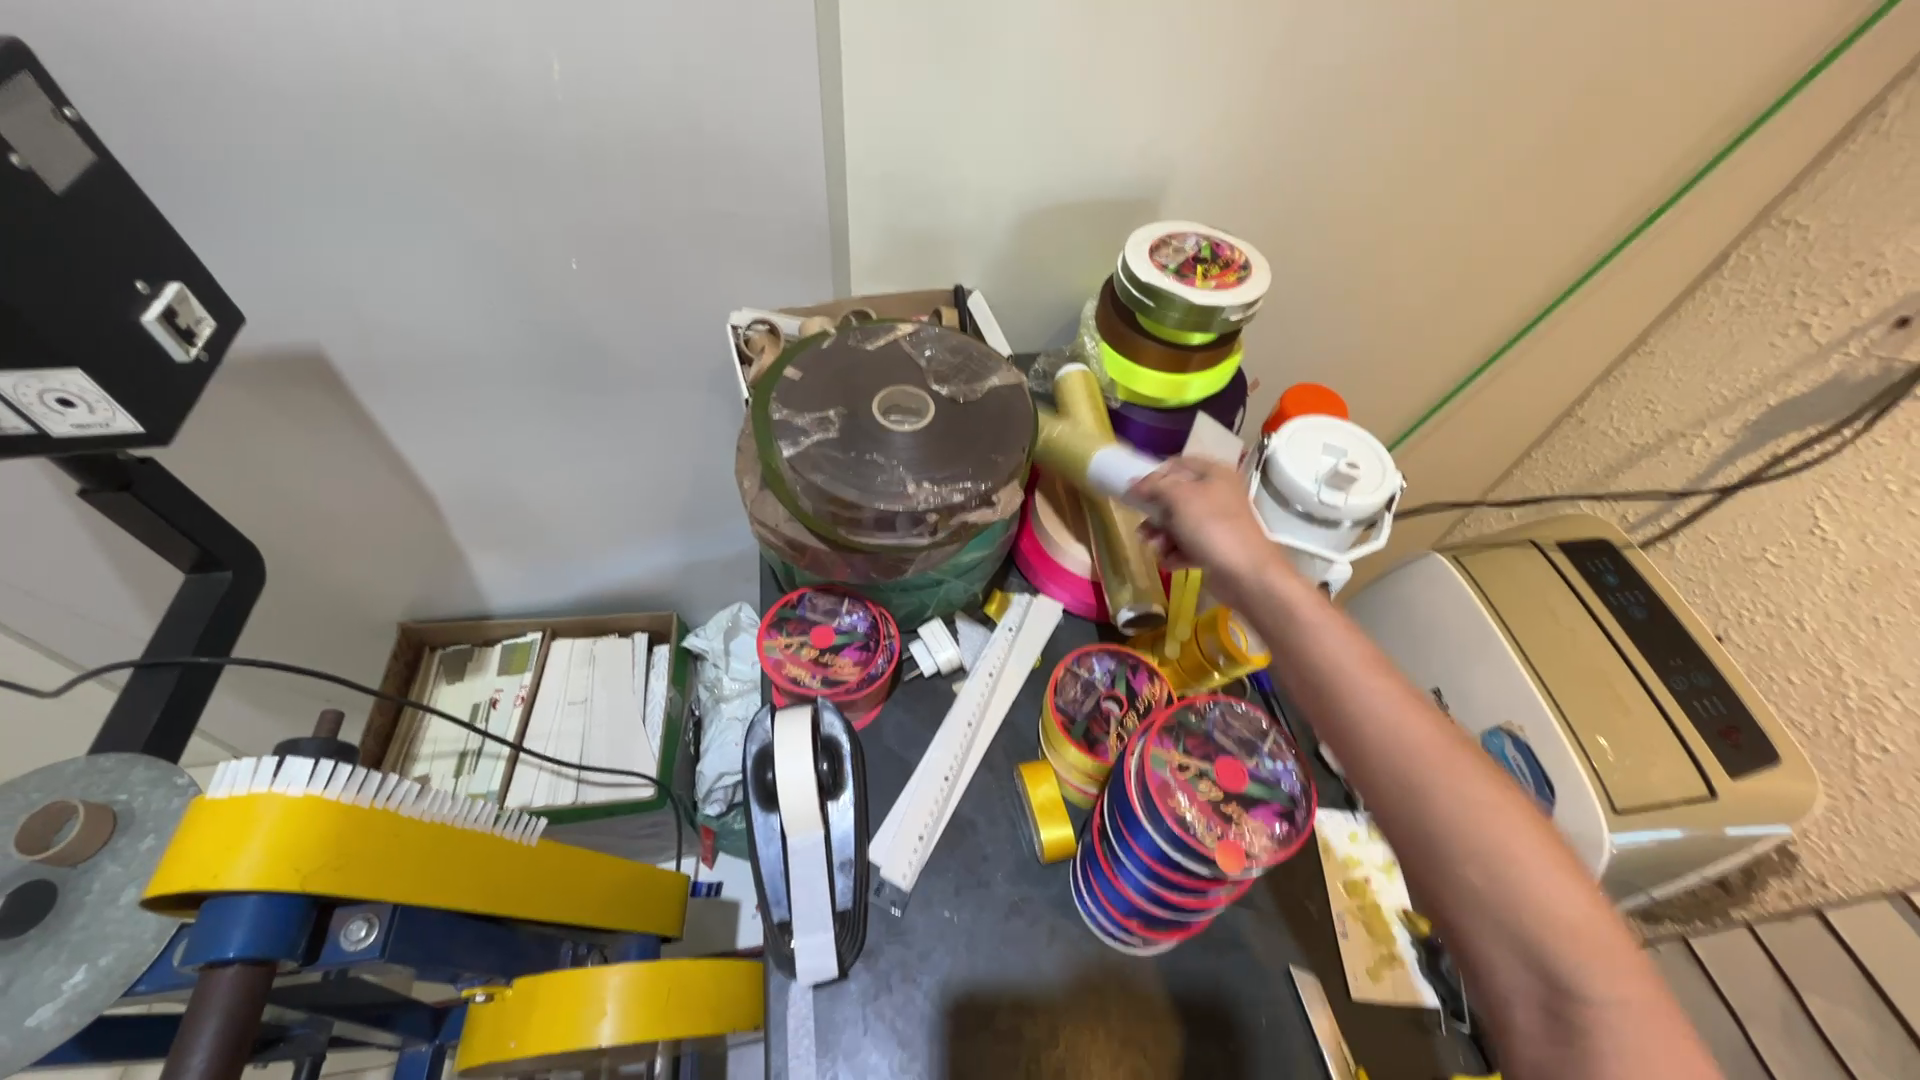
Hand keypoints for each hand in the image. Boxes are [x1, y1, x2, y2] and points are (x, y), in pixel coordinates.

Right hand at [1129, 457, 1290, 607]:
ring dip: (1161, 536)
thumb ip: (1153, 486)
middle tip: (1144, 527)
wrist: (1245, 572)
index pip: (1176, 465)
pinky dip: (1175, 553)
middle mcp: (1216, 494)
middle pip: (1174, 497)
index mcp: (1213, 474)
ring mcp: (1216, 523)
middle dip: (1155, 514)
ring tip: (1157, 548)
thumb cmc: (1211, 526)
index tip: (1135, 494)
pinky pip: (1186, 545)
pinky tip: (1170, 562)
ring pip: (1177, 524)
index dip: (1154, 477)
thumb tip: (1132, 484)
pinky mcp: (1214, 548)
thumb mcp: (1179, 497)